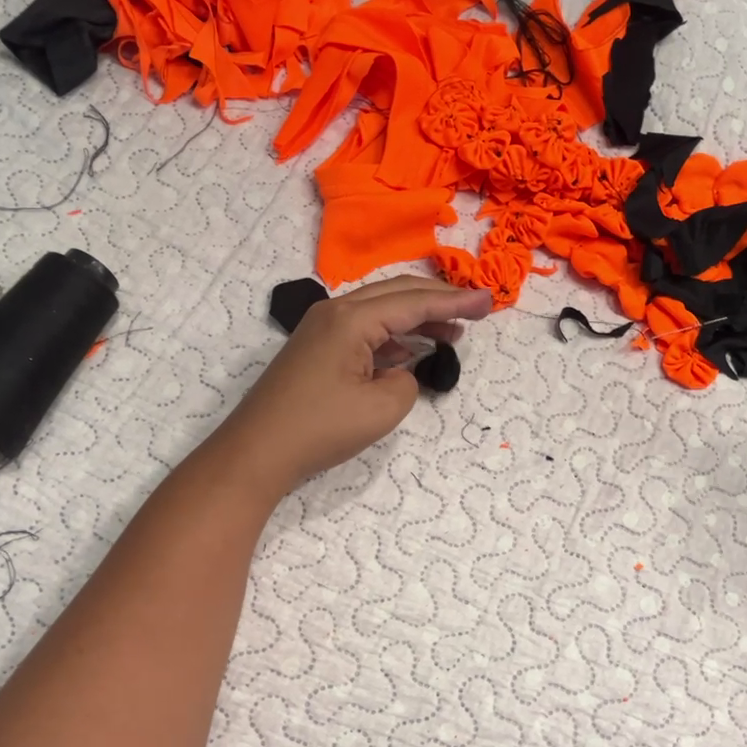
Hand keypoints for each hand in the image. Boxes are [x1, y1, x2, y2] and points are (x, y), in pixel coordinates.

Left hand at [207, 275, 491, 495]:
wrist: (257, 451)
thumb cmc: (320, 428)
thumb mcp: (382, 408)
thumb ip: (407, 380)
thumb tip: (400, 371)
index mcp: (352, 318)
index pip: (414, 301)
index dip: (455, 301)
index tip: (490, 302)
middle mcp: (334, 312)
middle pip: (396, 294)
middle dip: (439, 300)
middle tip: (478, 309)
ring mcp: (320, 330)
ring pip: (379, 311)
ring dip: (417, 318)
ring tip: (453, 333)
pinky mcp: (315, 350)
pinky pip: (363, 330)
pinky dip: (393, 336)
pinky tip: (411, 351)